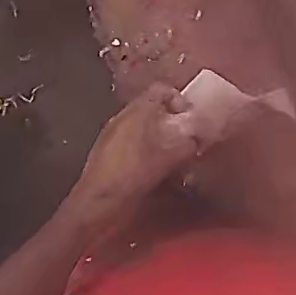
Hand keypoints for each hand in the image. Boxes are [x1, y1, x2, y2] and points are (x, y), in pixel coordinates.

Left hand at [62, 84, 207, 233]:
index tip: (190, 120)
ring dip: (161, 138)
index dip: (179, 100)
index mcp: (136, 112)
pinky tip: (156, 171)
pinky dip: (147, 150)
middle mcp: (122, 119)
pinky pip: (132, 143)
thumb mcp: (168, 160)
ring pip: (143, 127)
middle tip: (187, 139)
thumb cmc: (134, 176)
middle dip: (172, 122)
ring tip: (175, 158)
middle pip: (152, 109)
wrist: (98, 204)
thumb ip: (187, 145)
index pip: (160, 90)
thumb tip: (197, 139)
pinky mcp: (107, 154)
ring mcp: (111, 136)